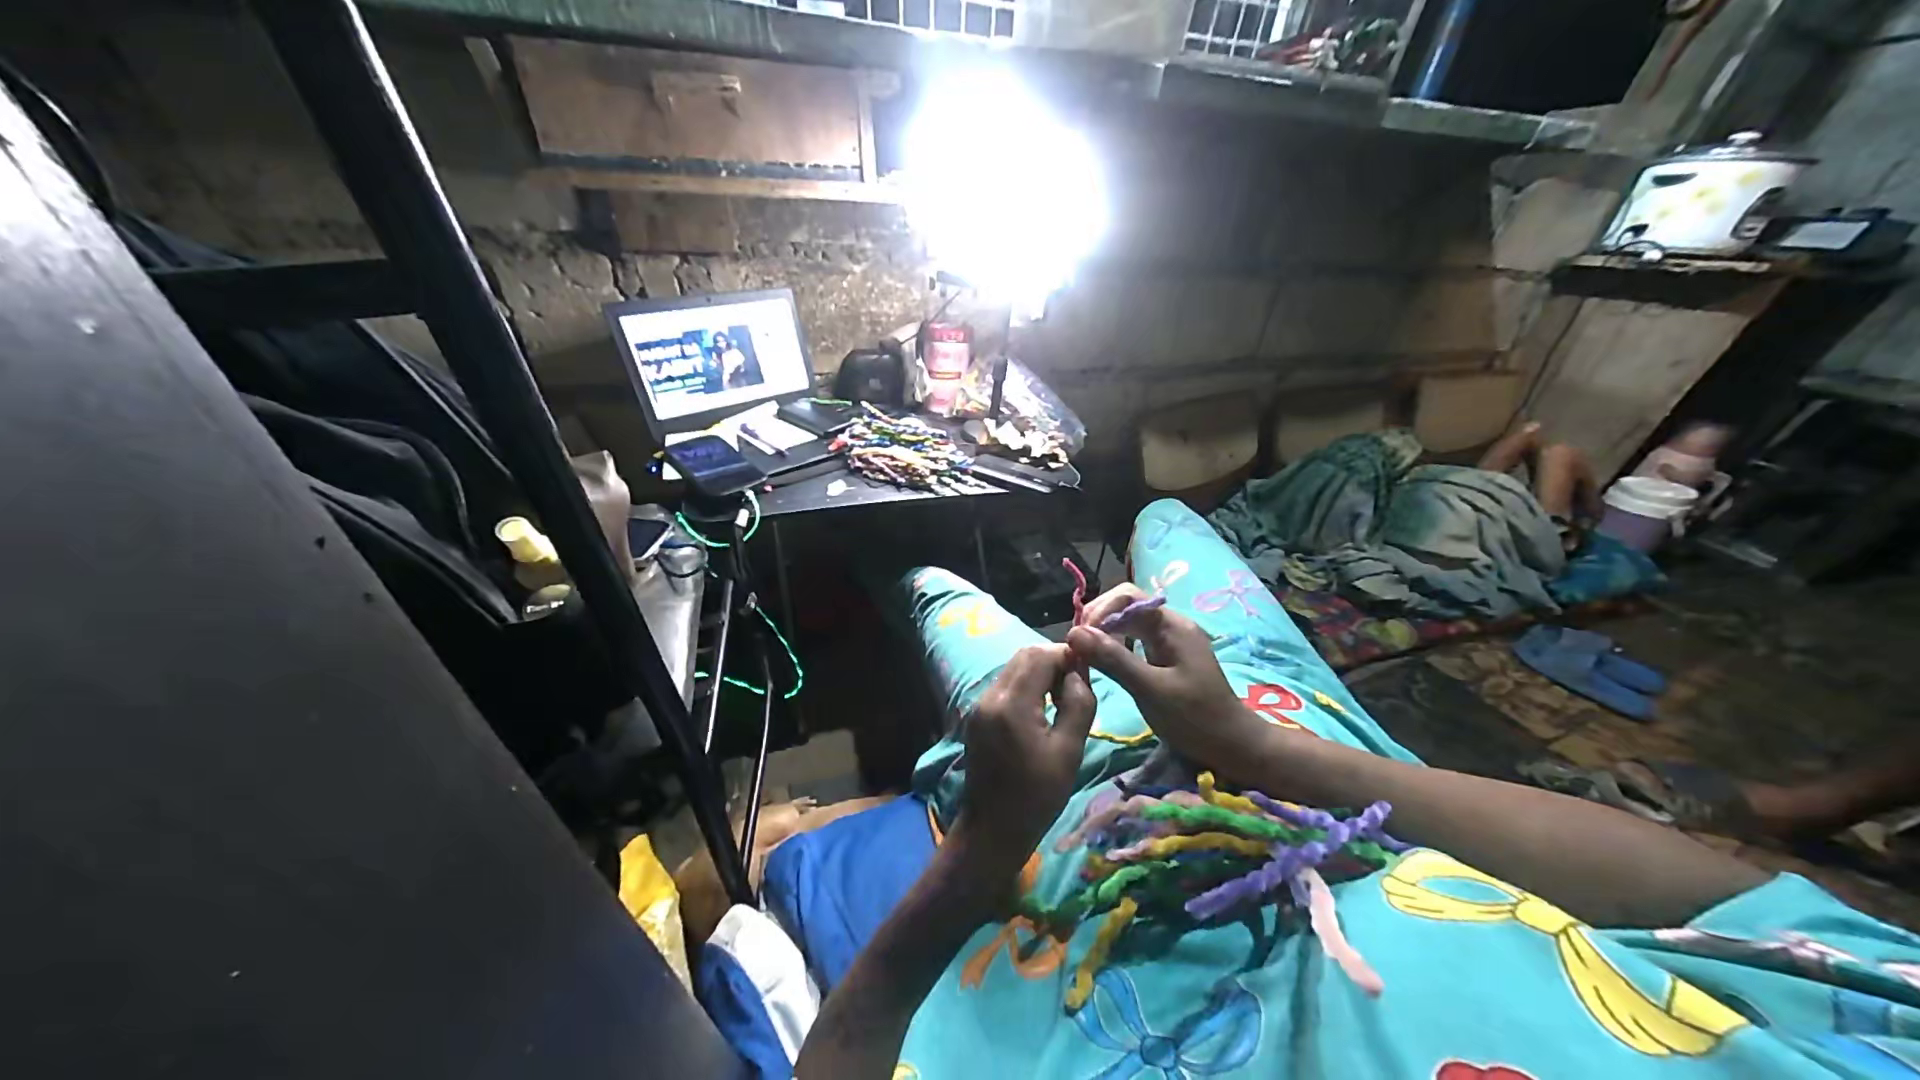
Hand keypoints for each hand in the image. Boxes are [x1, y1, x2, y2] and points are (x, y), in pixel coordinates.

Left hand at [952, 644, 1095, 884]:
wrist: (992, 829)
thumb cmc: (1037, 795)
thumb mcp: (1069, 750)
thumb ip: (1077, 704)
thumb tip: (1077, 674)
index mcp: (1011, 704)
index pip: (1040, 655)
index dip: (1067, 655)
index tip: (1088, 672)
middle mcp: (990, 696)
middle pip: (1024, 657)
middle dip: (1053, 662)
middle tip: (1076, 687)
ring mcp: (979, 706)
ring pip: (1013, 669)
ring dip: (1039, 674)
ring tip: (1062, 701)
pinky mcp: (977, 716)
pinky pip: (1005, 687)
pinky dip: (1026, 688)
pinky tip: (1041, 712)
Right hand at [1067, 586, 1268, 769]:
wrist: (1233, 746)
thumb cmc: (1195, 719)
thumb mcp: (1150, 690)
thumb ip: (1113, 659)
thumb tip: (1074, 633)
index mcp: (1172, 625)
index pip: (1127, 597)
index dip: (1099, 611)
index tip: (1079, 639)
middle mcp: (1170, 625)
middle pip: (1125, 605)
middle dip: (1097, 620)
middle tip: (1076, 647)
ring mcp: (1168, 640)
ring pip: (1127, 623)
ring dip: (1103, 633)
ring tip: (1084, 654)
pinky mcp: (1165, 656)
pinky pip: (1133, 639)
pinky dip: (1114, 645)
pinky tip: (1102, 661)